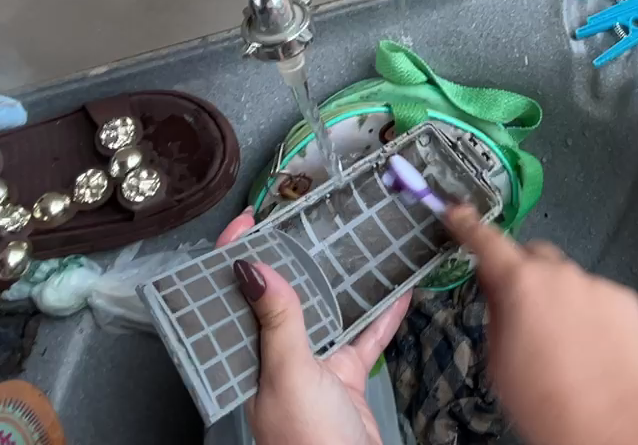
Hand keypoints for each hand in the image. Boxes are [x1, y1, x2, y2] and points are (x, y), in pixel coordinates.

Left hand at [218, 211, 411, 444]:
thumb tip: (251, 266)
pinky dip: (385, 311)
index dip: (236, 255)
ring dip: (345, 278)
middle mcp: (279, 355)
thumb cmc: (308, 441)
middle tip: (312, 215)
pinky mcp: (348, 373)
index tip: (249, 217)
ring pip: (330, 307)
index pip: (236, 296)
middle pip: (286, 294)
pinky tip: (401, 286)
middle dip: (297, 256)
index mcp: (251, 356)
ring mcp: (316, 363)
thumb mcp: (291, 374)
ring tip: (357, 239)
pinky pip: (367, 332)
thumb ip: (278, 321)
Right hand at [443, 206, 637, 444]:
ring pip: (568, 278)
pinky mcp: (623, 297)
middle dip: (523, 273)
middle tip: (521, 309)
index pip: (487, 241)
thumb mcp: (498, 360)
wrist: (606, 426)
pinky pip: (598, 296)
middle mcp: (558, 273)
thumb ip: (496, 312)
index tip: (459, 211)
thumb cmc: (544, 403)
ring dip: (559, 297)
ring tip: (563, 342)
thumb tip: (497, 290)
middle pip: (532, 256)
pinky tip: (590, 346)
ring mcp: (594, 282)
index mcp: (520, 283)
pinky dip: (591, 313)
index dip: (469, 224)